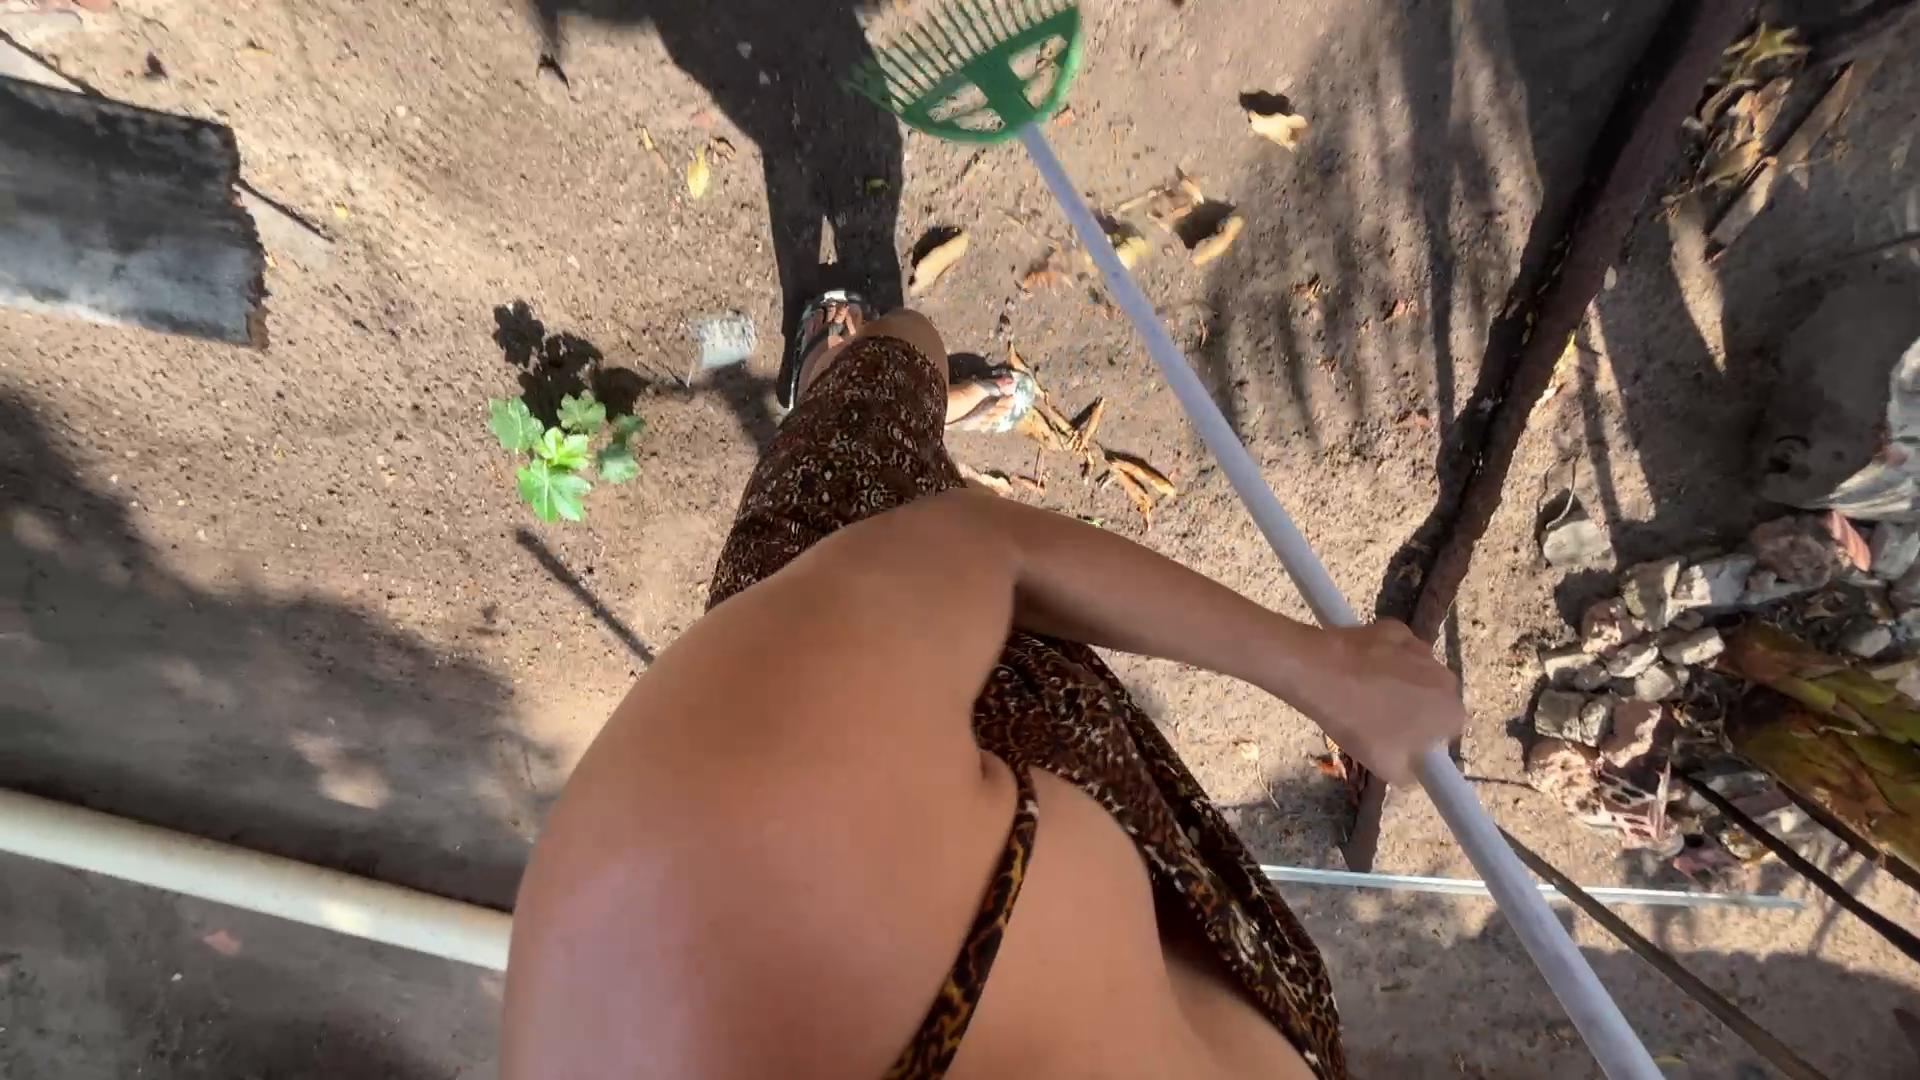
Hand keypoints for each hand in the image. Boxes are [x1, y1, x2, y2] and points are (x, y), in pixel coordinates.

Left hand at [1277, 620, 1464, 785]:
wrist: (1317, 672)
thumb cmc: (1356, 722)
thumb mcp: (1385, 767)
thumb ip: (1410, 776)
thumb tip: (1412, 773)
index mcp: (1452, 713)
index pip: (1447, 731)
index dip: (1423, 737)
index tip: (1397, 738)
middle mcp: (1446, 677)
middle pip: (1433, 697)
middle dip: (1413, 706)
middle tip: (1376, 715)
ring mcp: (1419, 647)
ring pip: (1414, 670)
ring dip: (1397, 679)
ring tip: (1360, 690)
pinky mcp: (1393, 628)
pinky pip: (1392, 647)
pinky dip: (1380, 654)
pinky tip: (1356, 664)